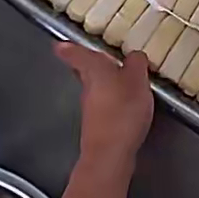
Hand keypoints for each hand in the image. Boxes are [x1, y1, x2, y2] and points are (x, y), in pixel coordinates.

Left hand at [54, 42, 151, 171]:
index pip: (76, 54)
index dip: (69, 47)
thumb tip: (134, 56)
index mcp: (94, 69)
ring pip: (94, 86)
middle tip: (96, 55)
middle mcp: (88, 87)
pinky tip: (126, 101)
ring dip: (104, 80)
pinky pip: (104, 103)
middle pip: (83, 70)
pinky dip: (112, 98)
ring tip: (121, 75)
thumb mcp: (138, 79)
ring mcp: (91, 107)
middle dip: (87, 63)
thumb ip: (137, 63)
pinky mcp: (98, 124)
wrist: (109, 154)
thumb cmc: (122, 110)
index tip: (60, 43)